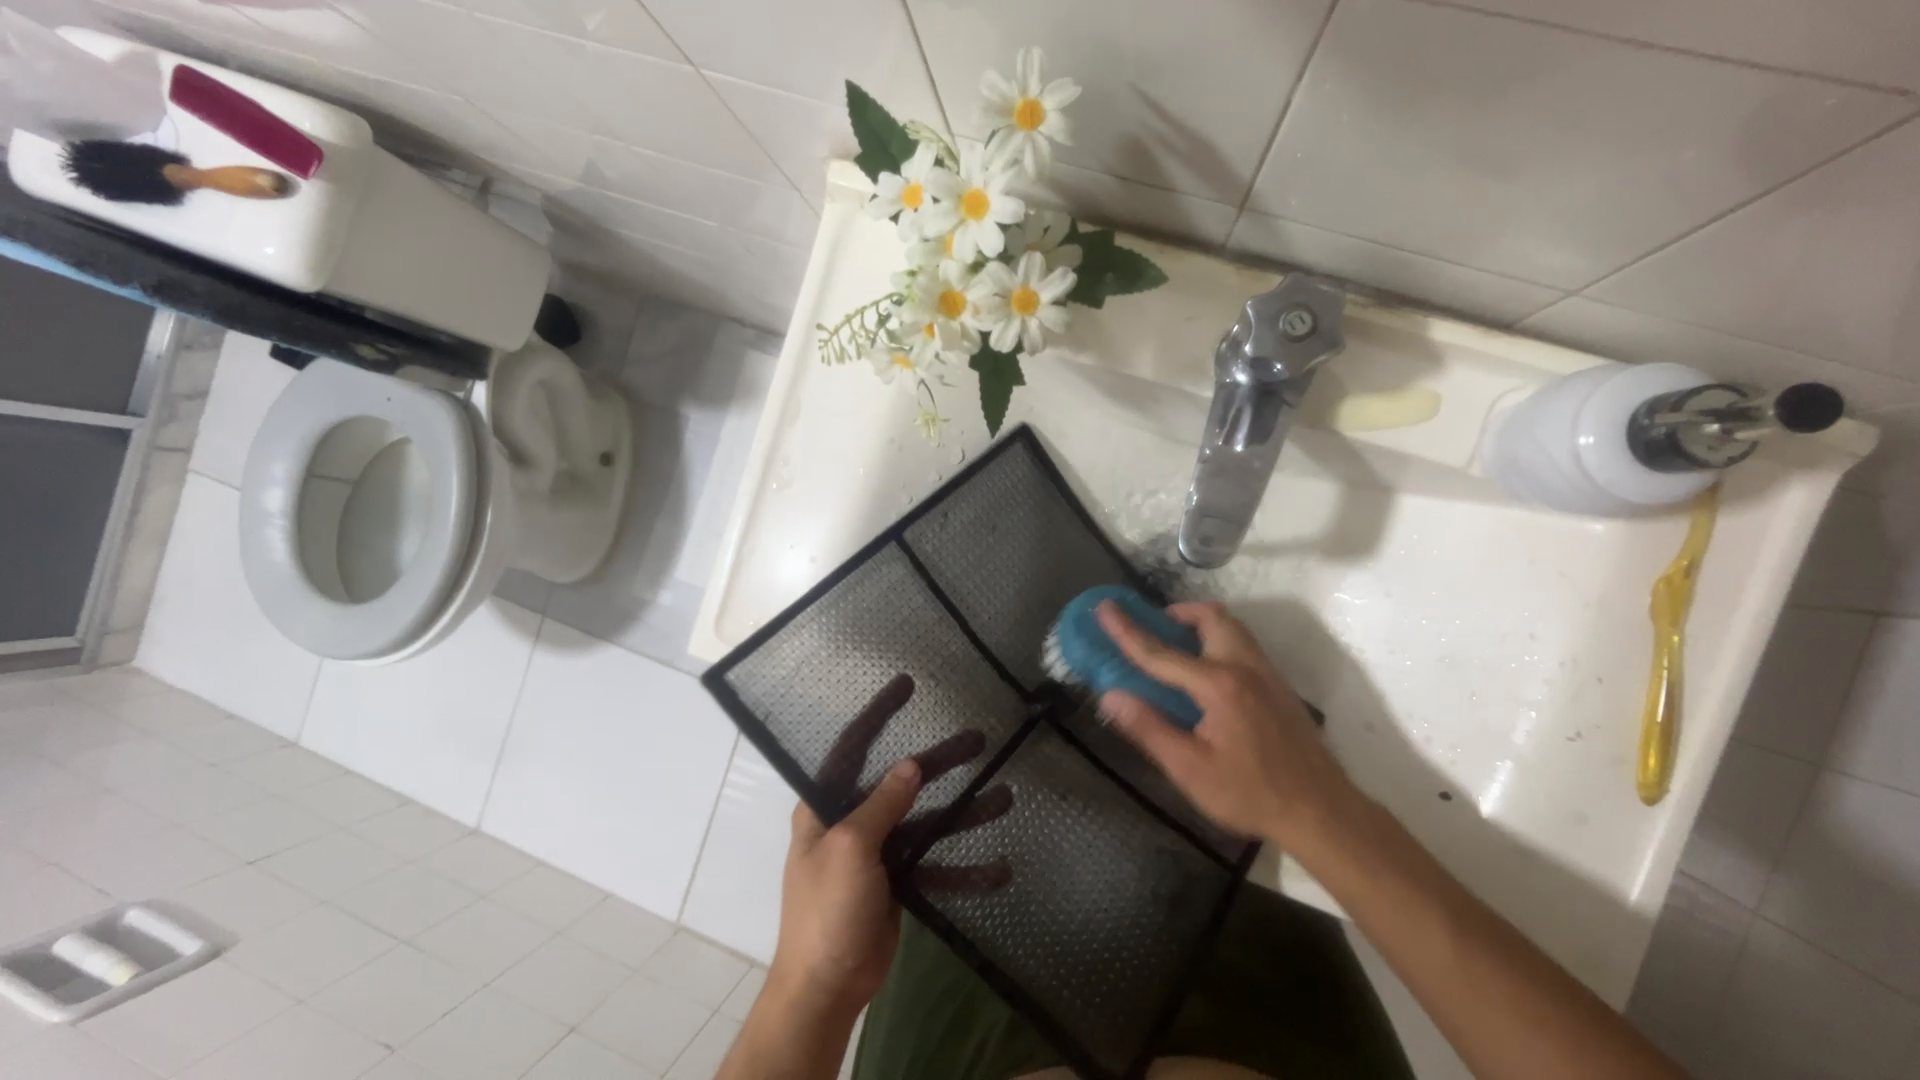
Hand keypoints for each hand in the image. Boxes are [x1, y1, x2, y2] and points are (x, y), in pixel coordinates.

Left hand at [768, 676, 1012, 1018]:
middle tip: (978, 740)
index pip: (852, 748)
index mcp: (825, 808)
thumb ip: (882, 806)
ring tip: (1006, 798)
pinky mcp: (897, 884)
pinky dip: (963, 870)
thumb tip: (910, 765)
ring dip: (963, 814)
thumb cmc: (826, 911)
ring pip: (926, 823)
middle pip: (901, 781)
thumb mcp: (850, 849)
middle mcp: (850, 823)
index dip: (876, 715)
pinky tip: (998, 872)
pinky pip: (933, 867)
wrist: (826, 987)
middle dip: (940, 762)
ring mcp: (876, 855)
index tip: (905, 686)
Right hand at [1095, 600, 1358, 850]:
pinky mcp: (1280, 689)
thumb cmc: (1249, 793)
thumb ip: (1149, 728)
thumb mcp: (1190, 769)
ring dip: (1202, 625)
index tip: (1105, 607)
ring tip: (1177, 644)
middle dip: (1178, 613)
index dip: (1127, 631)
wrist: (1320, 811)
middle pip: (1211, 618)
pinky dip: (1220, 641)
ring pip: (1233, 629)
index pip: (1161, 652)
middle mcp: (1245, 667)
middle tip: (1154, 625)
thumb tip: (1110, 696)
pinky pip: (1245, 647)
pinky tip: (1208, 675)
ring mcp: (1268, 675)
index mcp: (1218, 685)